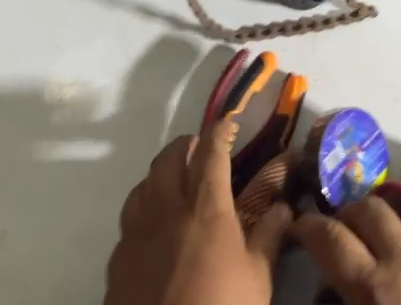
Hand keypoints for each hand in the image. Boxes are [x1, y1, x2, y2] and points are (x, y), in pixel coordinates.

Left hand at [104, 118, 292, 304]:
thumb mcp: (258, 279)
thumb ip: (268, 236)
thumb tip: (283, 206)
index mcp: (206, 207)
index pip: (211, 152)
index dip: (220, 131)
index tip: (228, 121)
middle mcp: (167, 210)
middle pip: (169, 158)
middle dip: (186, 145)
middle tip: (201, 149)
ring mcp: (136, 234)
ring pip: (143, 184)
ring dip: (160, 174)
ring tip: (175, 183)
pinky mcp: (117, 261)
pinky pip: (129, 220)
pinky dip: (143, 210)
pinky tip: (154, 230)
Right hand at [293, 196, 400, 304]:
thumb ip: (351, 302)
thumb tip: (337, 292)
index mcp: (376, 289)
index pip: (331, 237)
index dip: (309, 226)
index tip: (299, 228)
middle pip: (369, 208)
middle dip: (348, 214)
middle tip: (340, 233)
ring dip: (386, 237)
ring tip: (382, 262)